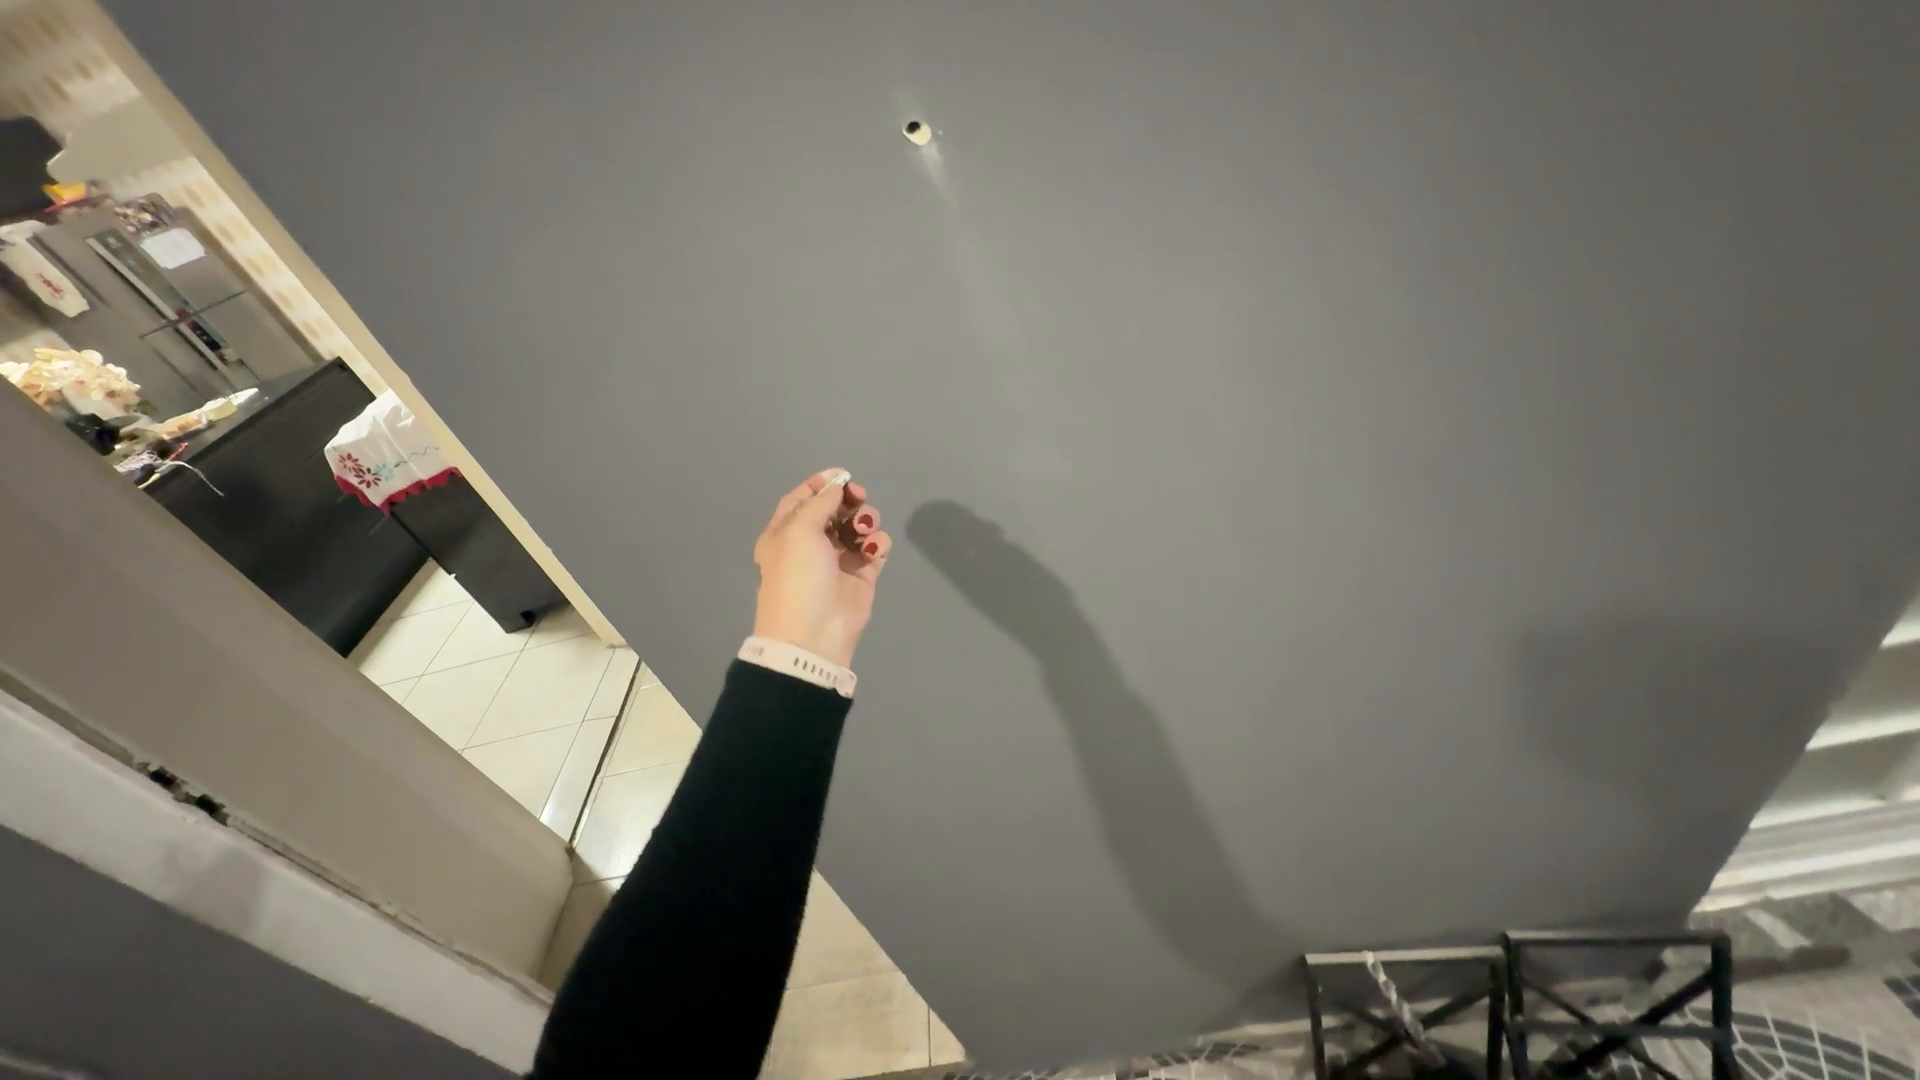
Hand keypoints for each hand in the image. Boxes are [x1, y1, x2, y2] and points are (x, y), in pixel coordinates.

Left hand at [753, 468, 892, 667]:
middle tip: (858, 499)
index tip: (842, 475)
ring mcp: (839, 559)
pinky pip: (876, 547)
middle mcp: (811, 543)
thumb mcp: (799, 530)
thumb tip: (837, 484)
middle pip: (835, 508)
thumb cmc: (797, 577)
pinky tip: (872, 552)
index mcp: (785, 532)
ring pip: (859, 525)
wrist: (813, 634)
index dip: (821, 483)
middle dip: (849, 499)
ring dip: (865, 520)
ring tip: (863, 531)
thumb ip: (820, 501)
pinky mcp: (864, 574)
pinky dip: (878, 543)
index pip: (803, 498)